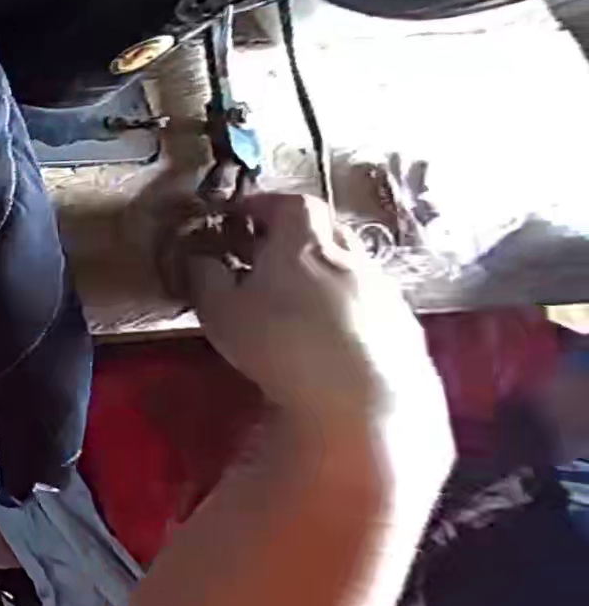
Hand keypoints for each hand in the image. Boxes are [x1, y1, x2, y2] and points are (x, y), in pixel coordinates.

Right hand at [186, 194, 444, 435]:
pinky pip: (365, 292)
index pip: (293, 203)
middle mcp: (350, 259)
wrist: (365, 402)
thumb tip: (201, 257)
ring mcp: (384, 290)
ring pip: (346, 260)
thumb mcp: (218, 309)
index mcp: (302, 247)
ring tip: (284, 289)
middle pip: (326, 225)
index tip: (235, 216)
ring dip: (315, 263)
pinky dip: (338, 293)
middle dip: (290, 229)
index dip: (263, 203)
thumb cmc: (278, 344)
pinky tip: (320, 324)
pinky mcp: (403, 323)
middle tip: (256, 248)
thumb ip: (205, 275)